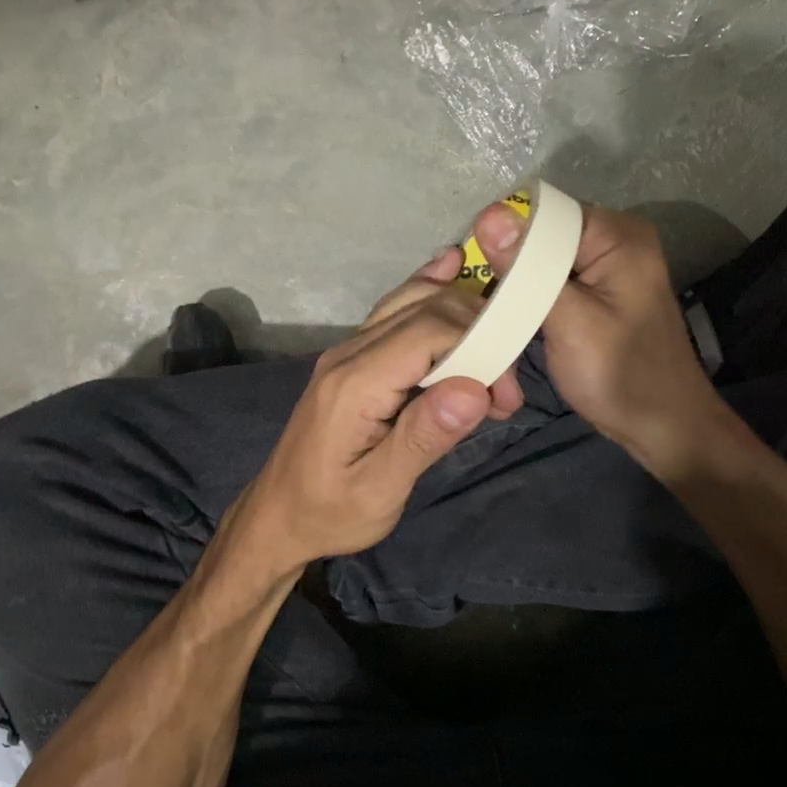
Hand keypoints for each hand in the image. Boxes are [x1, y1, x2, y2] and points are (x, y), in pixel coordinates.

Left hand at [241, 262, 501, 564]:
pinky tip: (452, 270)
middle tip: (507, 394)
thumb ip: (423, 439)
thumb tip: (475, 389)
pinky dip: (430, 295)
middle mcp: (349, 355)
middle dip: (481, 336)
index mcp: (356, 384)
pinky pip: (394, 314)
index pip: (432, 332)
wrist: (278, 516)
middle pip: (427, 310)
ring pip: (411, 302)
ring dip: (462, 319)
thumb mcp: (379, 492)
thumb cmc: (329, 512)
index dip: (482, 348)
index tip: (507, 397)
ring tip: (499, 358)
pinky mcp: (352, 360)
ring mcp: (347, 352)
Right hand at [474, 201, 728, 478]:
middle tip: (473, 300)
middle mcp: (612, 240)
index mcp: (616, 235)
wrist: (662, 426)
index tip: (471, 273)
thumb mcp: (571, 322)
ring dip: (512, 283)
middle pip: (540, 234)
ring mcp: (604, 267)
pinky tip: (508, 319)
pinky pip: (548, 279)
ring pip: (539, 259)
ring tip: (484, 310)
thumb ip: (530, 270)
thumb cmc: (622, 375)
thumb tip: (489, 214)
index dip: (503, 237)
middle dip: (505, 261)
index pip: (542, 213)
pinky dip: (527, 297)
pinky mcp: (594, 292)